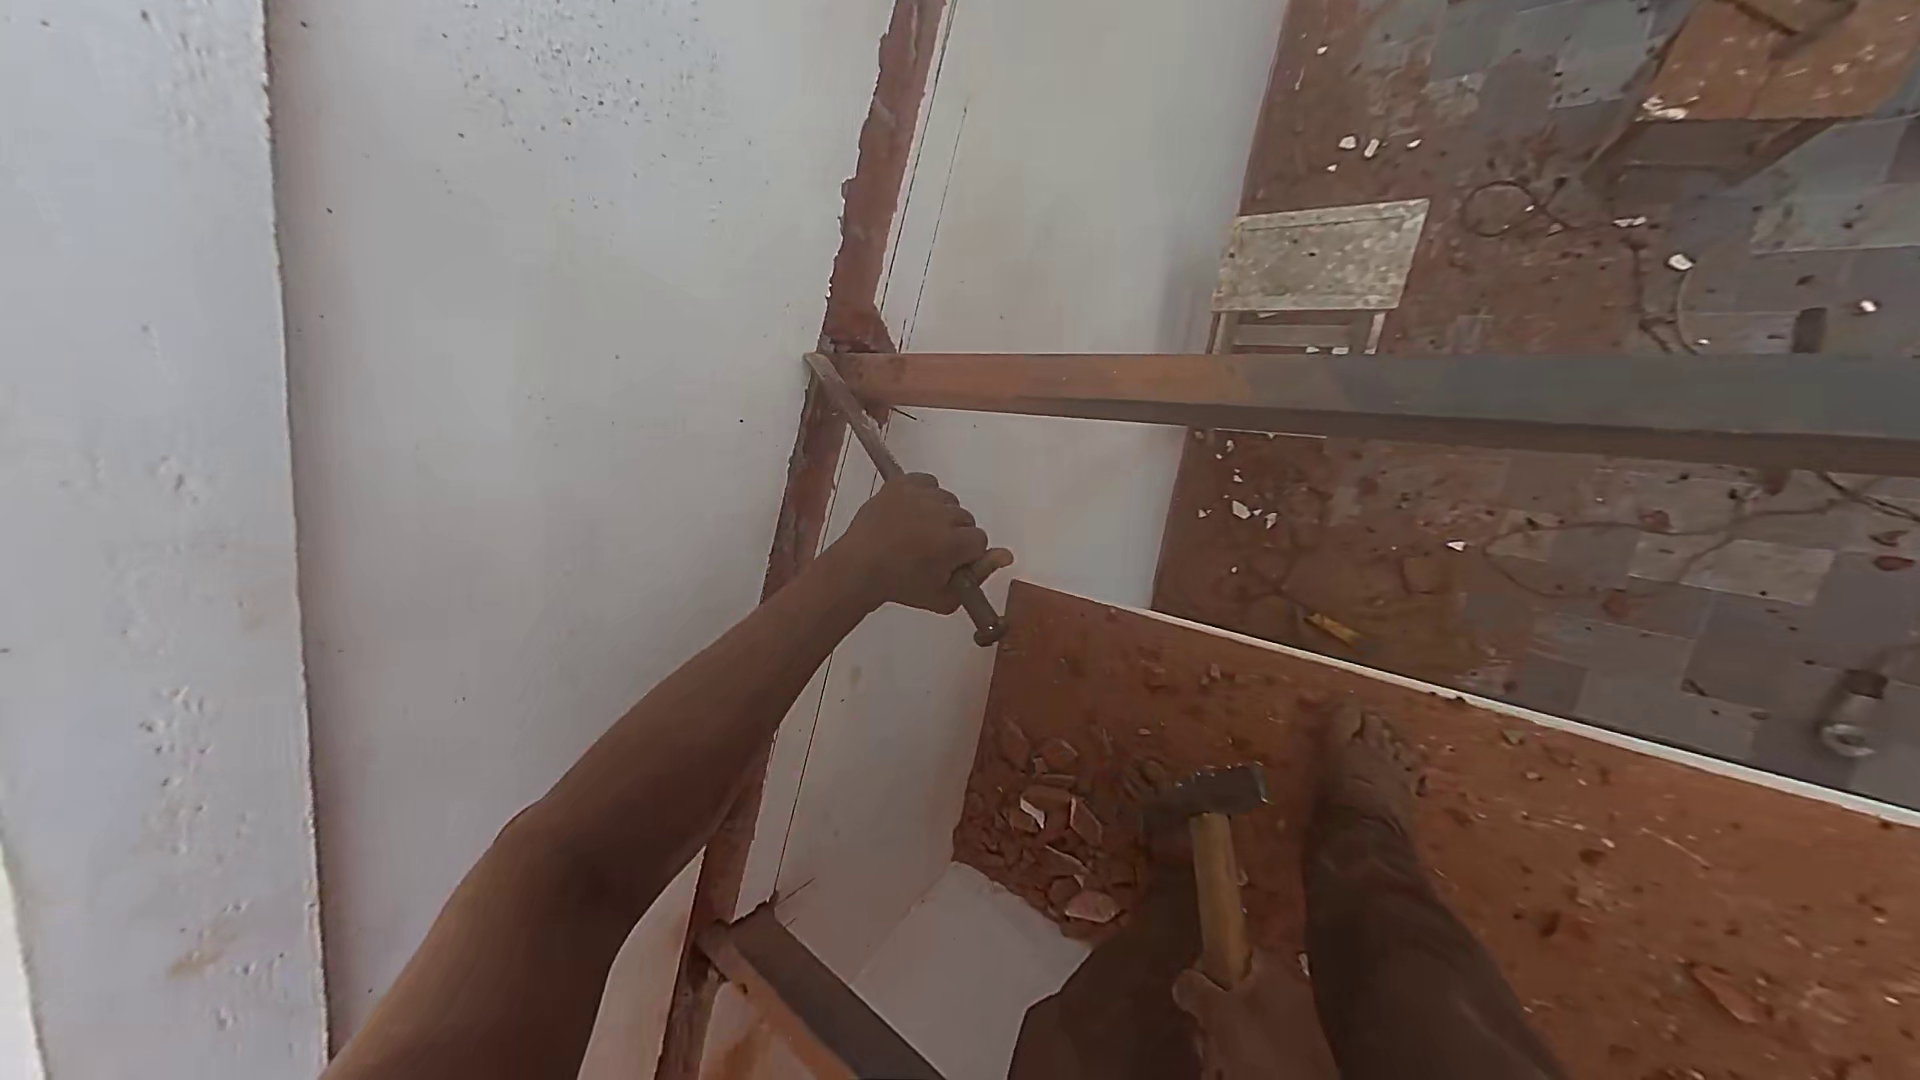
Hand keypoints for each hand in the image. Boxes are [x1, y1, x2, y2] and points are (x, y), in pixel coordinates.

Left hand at [828, 473, 1013, 613]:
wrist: (858, 567)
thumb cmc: (901, 585)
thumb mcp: (944, 596)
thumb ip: (980, 576)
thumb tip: (1006, 555)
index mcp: (954, 542)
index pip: (979, 540)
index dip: (964, 553)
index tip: (946, 562)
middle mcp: (942, 514)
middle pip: (965, 519)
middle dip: (953, 533)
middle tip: (928, 549)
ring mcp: (921, 495)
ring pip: (947, 501)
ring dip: (938, 515)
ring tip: (916, 532)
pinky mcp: (903, 483)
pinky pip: (928, 482)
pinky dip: (924, 495)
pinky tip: (911, 513)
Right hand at [1173, 950, 1337, 1079]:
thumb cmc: (1262, 1050)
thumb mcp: (1218, 1013)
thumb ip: (1195, 989)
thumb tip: (1183, 982)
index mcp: (1277, 971)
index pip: (1240, 943)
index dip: (1214, 955)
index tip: (1197, 978)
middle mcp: (1290, 994)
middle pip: (1239, 986)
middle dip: (1214, 1007)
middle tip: (1202, 1025)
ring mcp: (1296, 1029)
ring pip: (1245, 1020)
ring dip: (1222, 1036)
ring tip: (1211, 1055)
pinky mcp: (1297, 1061)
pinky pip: (1258, 1046)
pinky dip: (1239, 1056)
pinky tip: (1226, 1070)